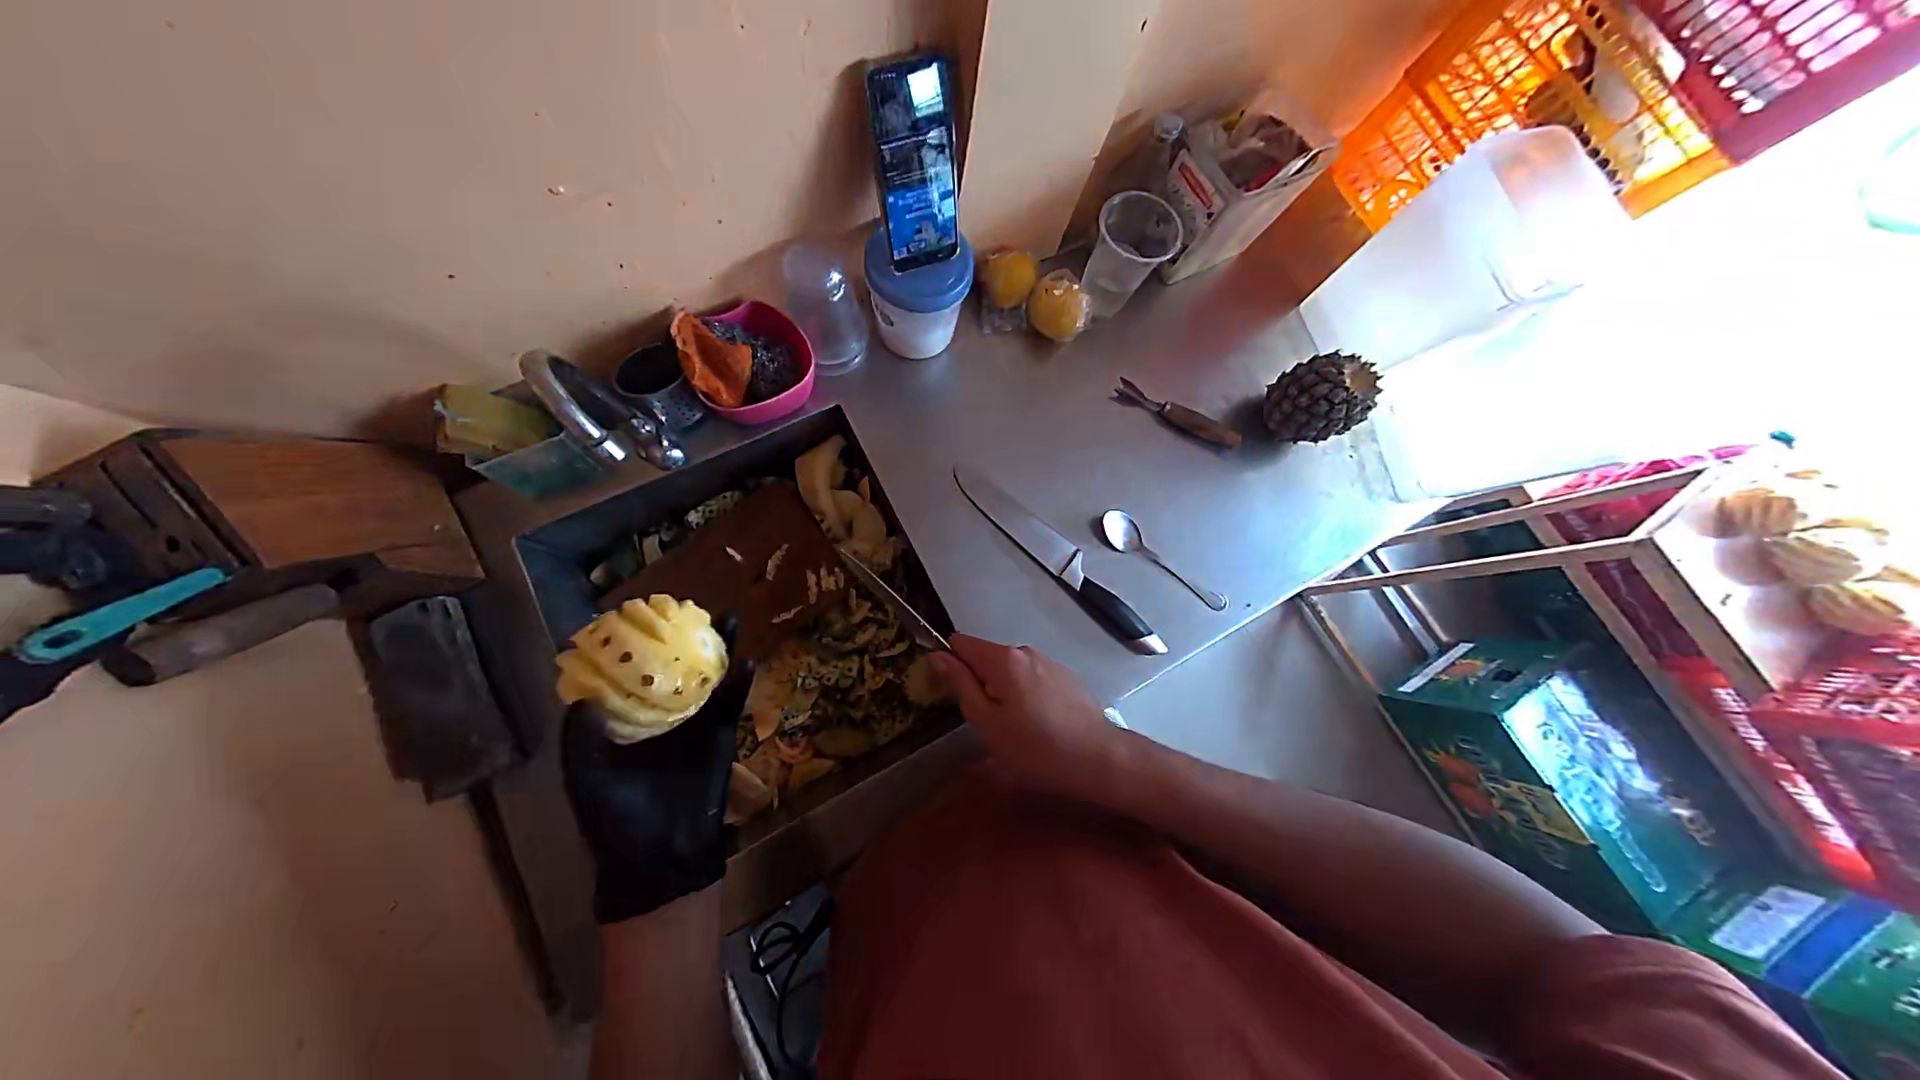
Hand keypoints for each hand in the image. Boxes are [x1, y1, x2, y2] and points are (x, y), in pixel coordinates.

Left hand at [563, 615, 753, 923]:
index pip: (634, 676)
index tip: (639, 616)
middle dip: (684, 639)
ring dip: (719, 650)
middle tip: (691, 606)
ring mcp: (696, 724)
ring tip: (727, 619)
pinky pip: (730, 705)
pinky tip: (745, 661)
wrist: (660, 858)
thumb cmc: (617, 823)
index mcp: (629, 724)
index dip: (637, 647)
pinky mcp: (722, 736)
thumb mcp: (588, 782)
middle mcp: (664, 717)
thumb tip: (582, 701)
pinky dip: (738, 683)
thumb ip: (582, 744)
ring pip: (709, 678)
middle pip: (677, 668)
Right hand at [929, 635, 1129, 803]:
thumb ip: (960, 684)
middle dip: (979, 681)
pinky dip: (1026, 693)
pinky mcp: (1066, 676)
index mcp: (1003, 658)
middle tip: (986, 720)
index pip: (961, 642)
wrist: (1097, 758)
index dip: (950, 663)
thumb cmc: (1034, 746)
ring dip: (1003, 689)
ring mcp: (1049, 662)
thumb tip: (937, 656)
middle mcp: (1026, 651)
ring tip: (1014, 727)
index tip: (953, 692)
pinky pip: (1032, 677)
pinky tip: (1038, 723)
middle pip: (987, 656)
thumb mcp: (986, 721)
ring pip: (1010, 669)